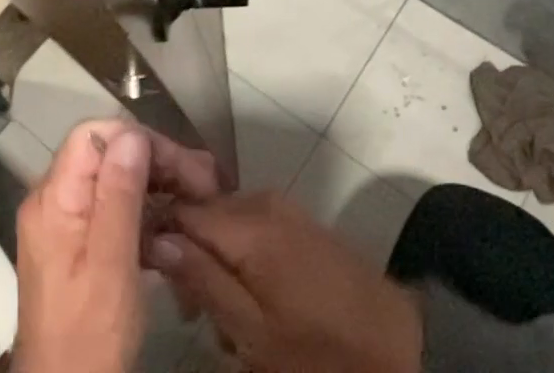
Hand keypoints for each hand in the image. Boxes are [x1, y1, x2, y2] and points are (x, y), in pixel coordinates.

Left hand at [11, 120, 221, 372]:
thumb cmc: (90, 333)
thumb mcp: (111, 264)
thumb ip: (118, 196)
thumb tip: (132, 136)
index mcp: (54, 199)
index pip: (93, 135)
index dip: (139, 139)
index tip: (180, 165)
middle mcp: (53, 200)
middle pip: (105, 153)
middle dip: (154, 159)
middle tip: (202, 184)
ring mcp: (64, 221)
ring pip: (112, 177)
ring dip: (155, 181)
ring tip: (197, 197)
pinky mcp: (78, 241)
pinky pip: (112, 205)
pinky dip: (144, 206)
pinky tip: (173, 221)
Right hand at [151, 192, 423, 372]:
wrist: (399, 350)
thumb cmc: (317, 350)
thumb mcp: (251, 330)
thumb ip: (201, 278)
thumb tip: (156, 238)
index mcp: (249, 224)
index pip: (181, 210)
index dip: (159, 238)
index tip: (154, 277)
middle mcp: (266, 202)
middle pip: (204, 215)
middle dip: (191, 256)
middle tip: (194, 313)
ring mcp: (290, 210)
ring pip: (230, 224)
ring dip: (219, 262)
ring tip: (228, 315)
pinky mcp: (307, 224)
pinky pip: (258, 228)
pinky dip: (246, 258)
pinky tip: (256, 299)